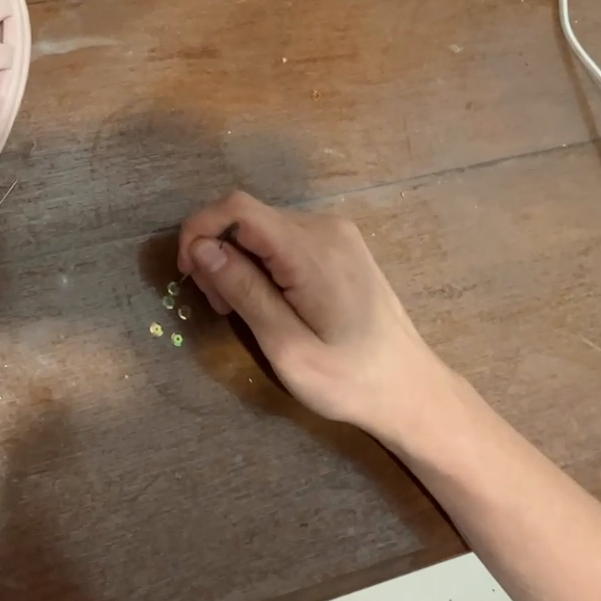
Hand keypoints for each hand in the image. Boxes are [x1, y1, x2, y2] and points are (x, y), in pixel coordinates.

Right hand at [177, 191, 446, 437]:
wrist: (413, 392)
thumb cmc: (349, 380)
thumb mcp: (287, 346)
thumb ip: (244, 291)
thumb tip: (201, 247)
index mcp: (311, 249)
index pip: (237, 208)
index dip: (200, 229)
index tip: (187, 273)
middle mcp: (324, 227)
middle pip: (247, 218)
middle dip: (216, 253)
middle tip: (218, 305)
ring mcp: (336, 234)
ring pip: (261, 228)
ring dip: (236, 260)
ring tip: (240, 308)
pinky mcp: (339, 246)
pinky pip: (282, 239)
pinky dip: (259, 262)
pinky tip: (266, 300)